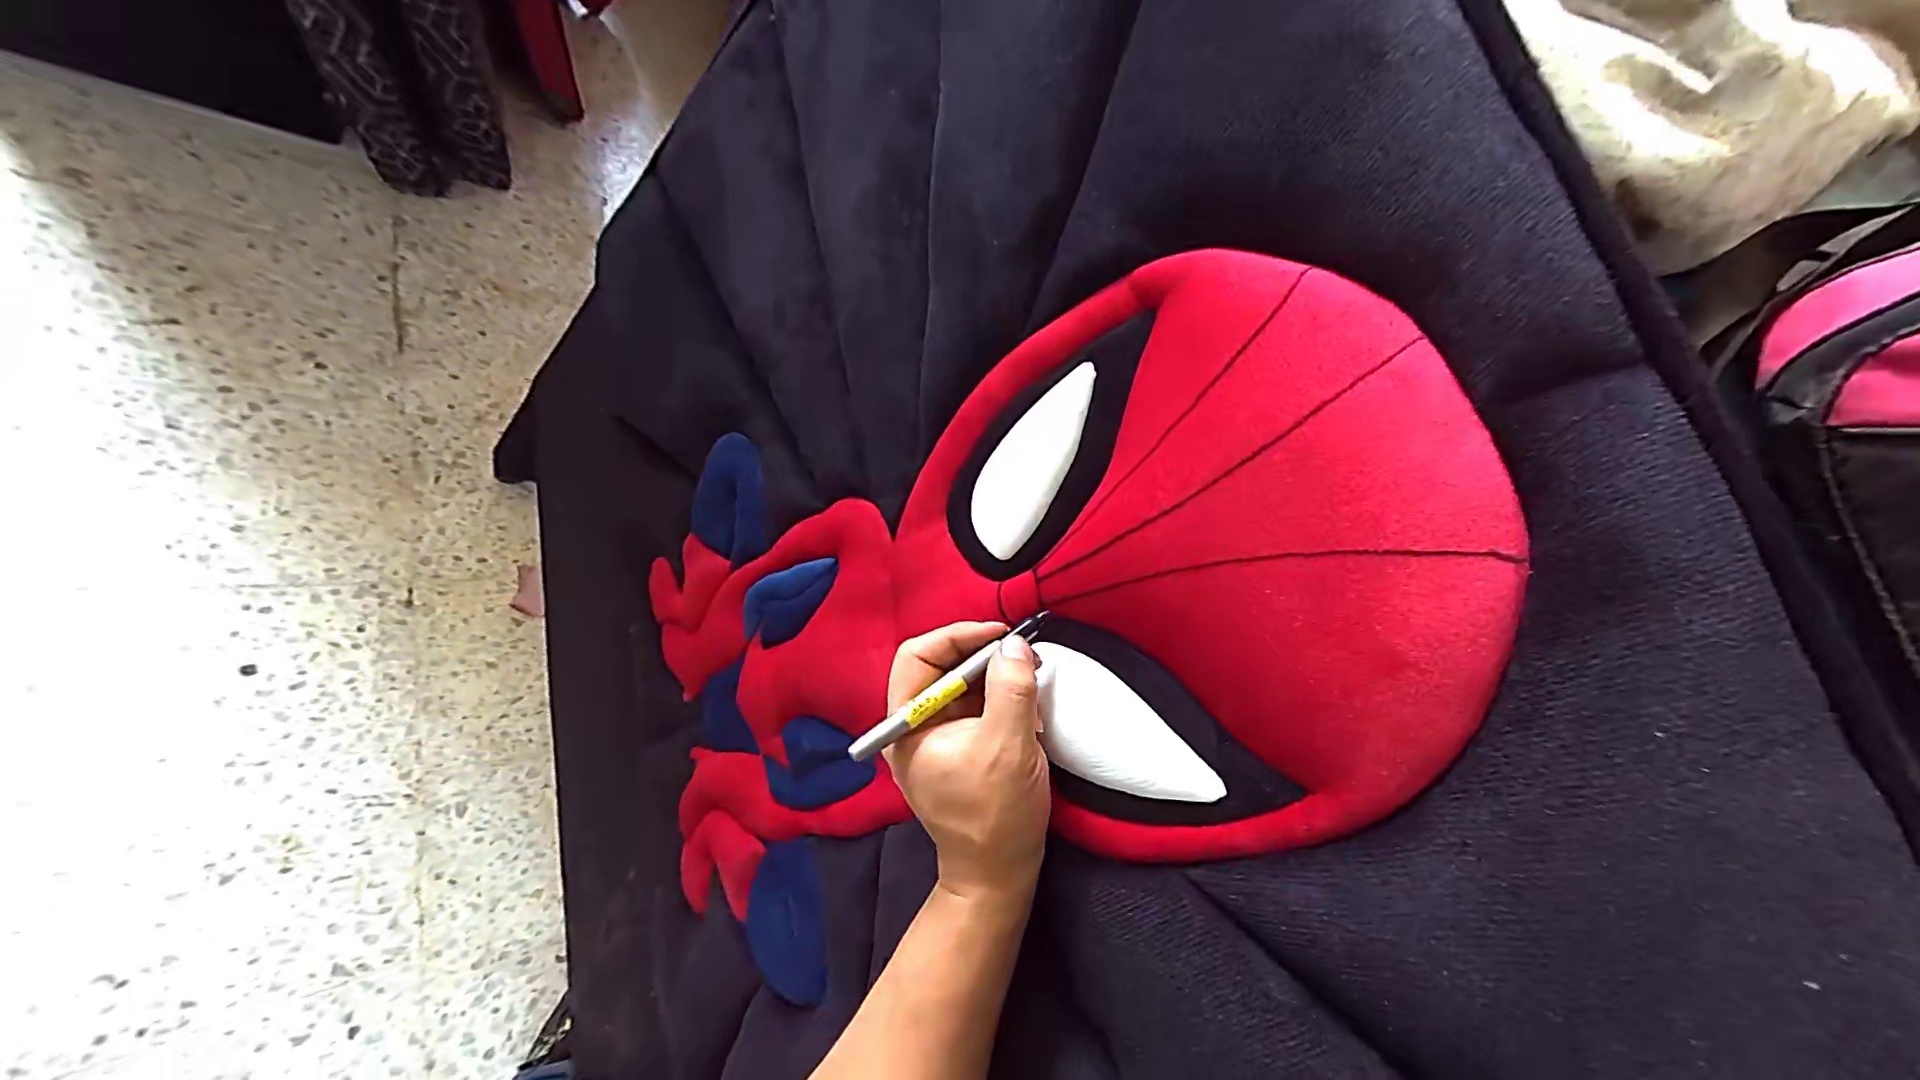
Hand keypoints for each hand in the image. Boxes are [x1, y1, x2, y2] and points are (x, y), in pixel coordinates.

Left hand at [883, 621, 1050, 901]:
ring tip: (1029, 676)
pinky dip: (1000, 694)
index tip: (1000, 634)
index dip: (957, 636)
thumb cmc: (996, 815)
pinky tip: (1025, 701)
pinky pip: (975, 703)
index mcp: (907, 725)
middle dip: (981, 654)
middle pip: (939, 666)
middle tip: (1021, 653)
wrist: (997, 874)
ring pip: (960, 682)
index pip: (918, 656)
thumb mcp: (1008, 746)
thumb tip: (1015, 645)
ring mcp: (935, 735)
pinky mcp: (958, 743)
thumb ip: (1011, 689)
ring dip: (995, 673)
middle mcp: (914, 725)